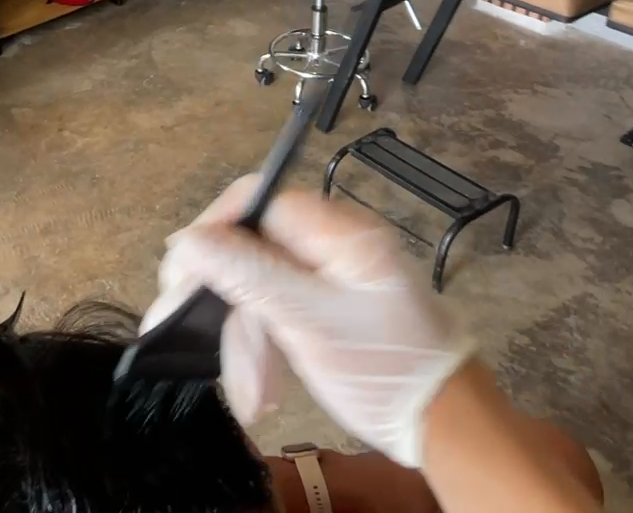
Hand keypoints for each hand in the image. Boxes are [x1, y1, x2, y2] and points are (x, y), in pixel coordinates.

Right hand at [145, 178, 472, 466]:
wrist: (451, 431)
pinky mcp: (324, 302)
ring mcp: (327, 272)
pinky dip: (261, 343)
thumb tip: (184, 240)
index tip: (181, 272)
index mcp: (335, 230)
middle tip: (186, 326)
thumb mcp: (309, 321)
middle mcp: (329, 240)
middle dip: (223, 295)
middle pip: (250, 244)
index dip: (211, 228)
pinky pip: (274, 306)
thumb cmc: (385, 371)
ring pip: (257, 282)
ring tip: (247, 390)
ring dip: (243, 333)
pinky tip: (260, 385)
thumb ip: (246, 272)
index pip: (253, 202)